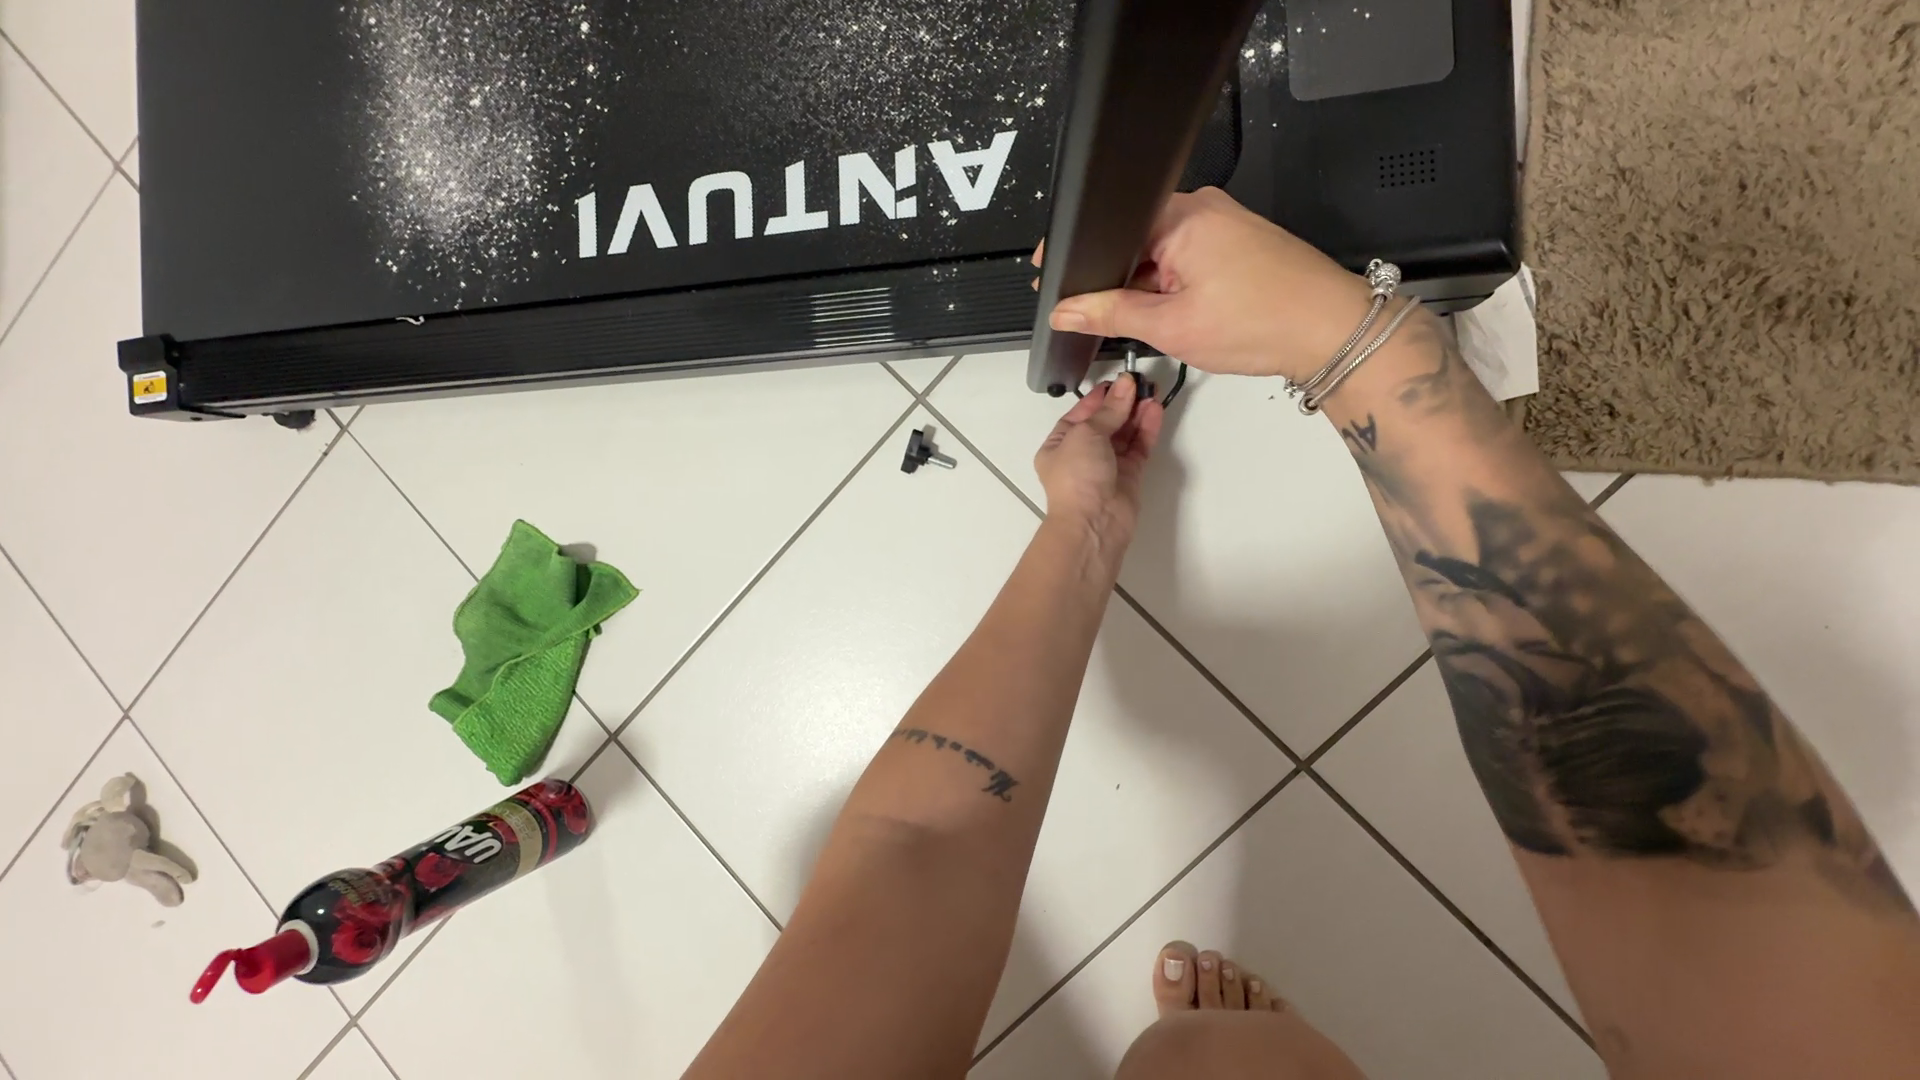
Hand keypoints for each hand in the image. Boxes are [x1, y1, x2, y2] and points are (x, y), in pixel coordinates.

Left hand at [1033, 375, 1163, 551]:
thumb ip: (1110, 410)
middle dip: (1122, 402)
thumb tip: (1126, 384)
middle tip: (1142, 381)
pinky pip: (1138, 447)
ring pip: (1124, 433)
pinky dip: (1146, 429)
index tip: (1120, 379)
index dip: (1100, 396)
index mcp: (1059, 445)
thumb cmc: (1078, 475)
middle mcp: (1082, 454)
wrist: (1093, 523)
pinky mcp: (1129, 475)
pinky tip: (1155, 410)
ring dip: (1137, 413)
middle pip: (1105, 422)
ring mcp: (1106, 465)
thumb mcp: (1086, 434)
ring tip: (1152, 390)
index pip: (1080, 414)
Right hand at [1038, 188, 1376, 383]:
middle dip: (1124, 284)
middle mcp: (1202, 207)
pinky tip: (1197, 314)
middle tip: (1139, 321)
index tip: (1066, 289)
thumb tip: (1068, 310)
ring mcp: (1222, 222)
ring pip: (1161, 255)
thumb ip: (1110, 315)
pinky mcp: (1236, 240)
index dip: (1081, 261)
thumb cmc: (1265, 320)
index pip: (1108, 229)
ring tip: (1183, 320)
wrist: (1331, 331)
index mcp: (1181, 215)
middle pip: (1134, 242)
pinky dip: (1180, 288)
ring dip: (1156, 290)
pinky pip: (1188, 259)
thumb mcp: (1171, 326)